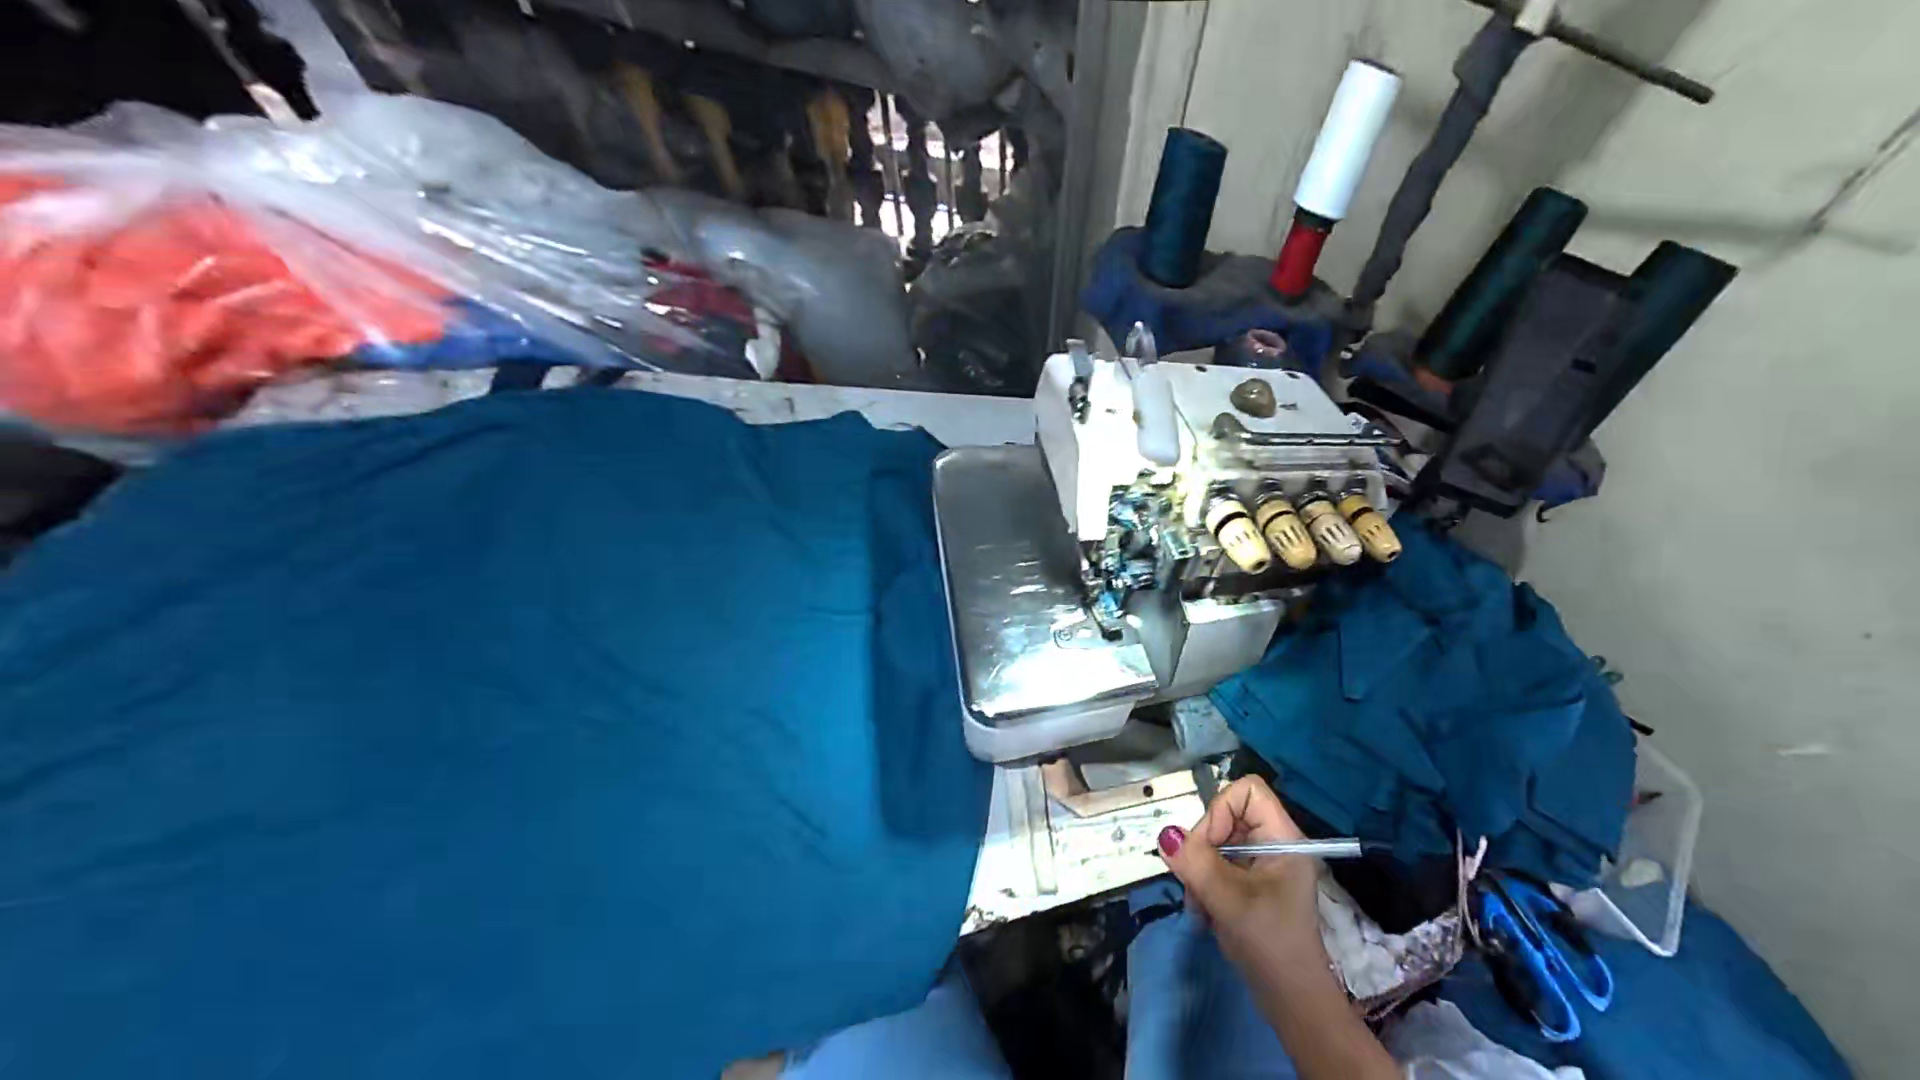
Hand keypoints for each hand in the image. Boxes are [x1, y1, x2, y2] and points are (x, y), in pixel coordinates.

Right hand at [1158, 776, 1328, 981]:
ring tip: (1200, 903)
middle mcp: (1273, 844)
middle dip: (1202, 847)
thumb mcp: (1229, 901)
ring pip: (1215, 842)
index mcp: (1282, 839)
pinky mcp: (1249, 883)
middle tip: (1196, 880)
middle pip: (1225, 816)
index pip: (1247, 791)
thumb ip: (1196, 863)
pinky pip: (1216, 864)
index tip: (1209, 847)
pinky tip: (1205, 911)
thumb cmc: (1271, 945)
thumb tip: (1164, 834)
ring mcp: (1261, 864)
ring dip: (1198, 870)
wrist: (1292, 1003)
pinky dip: (1203, 883)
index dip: (1221, 810)